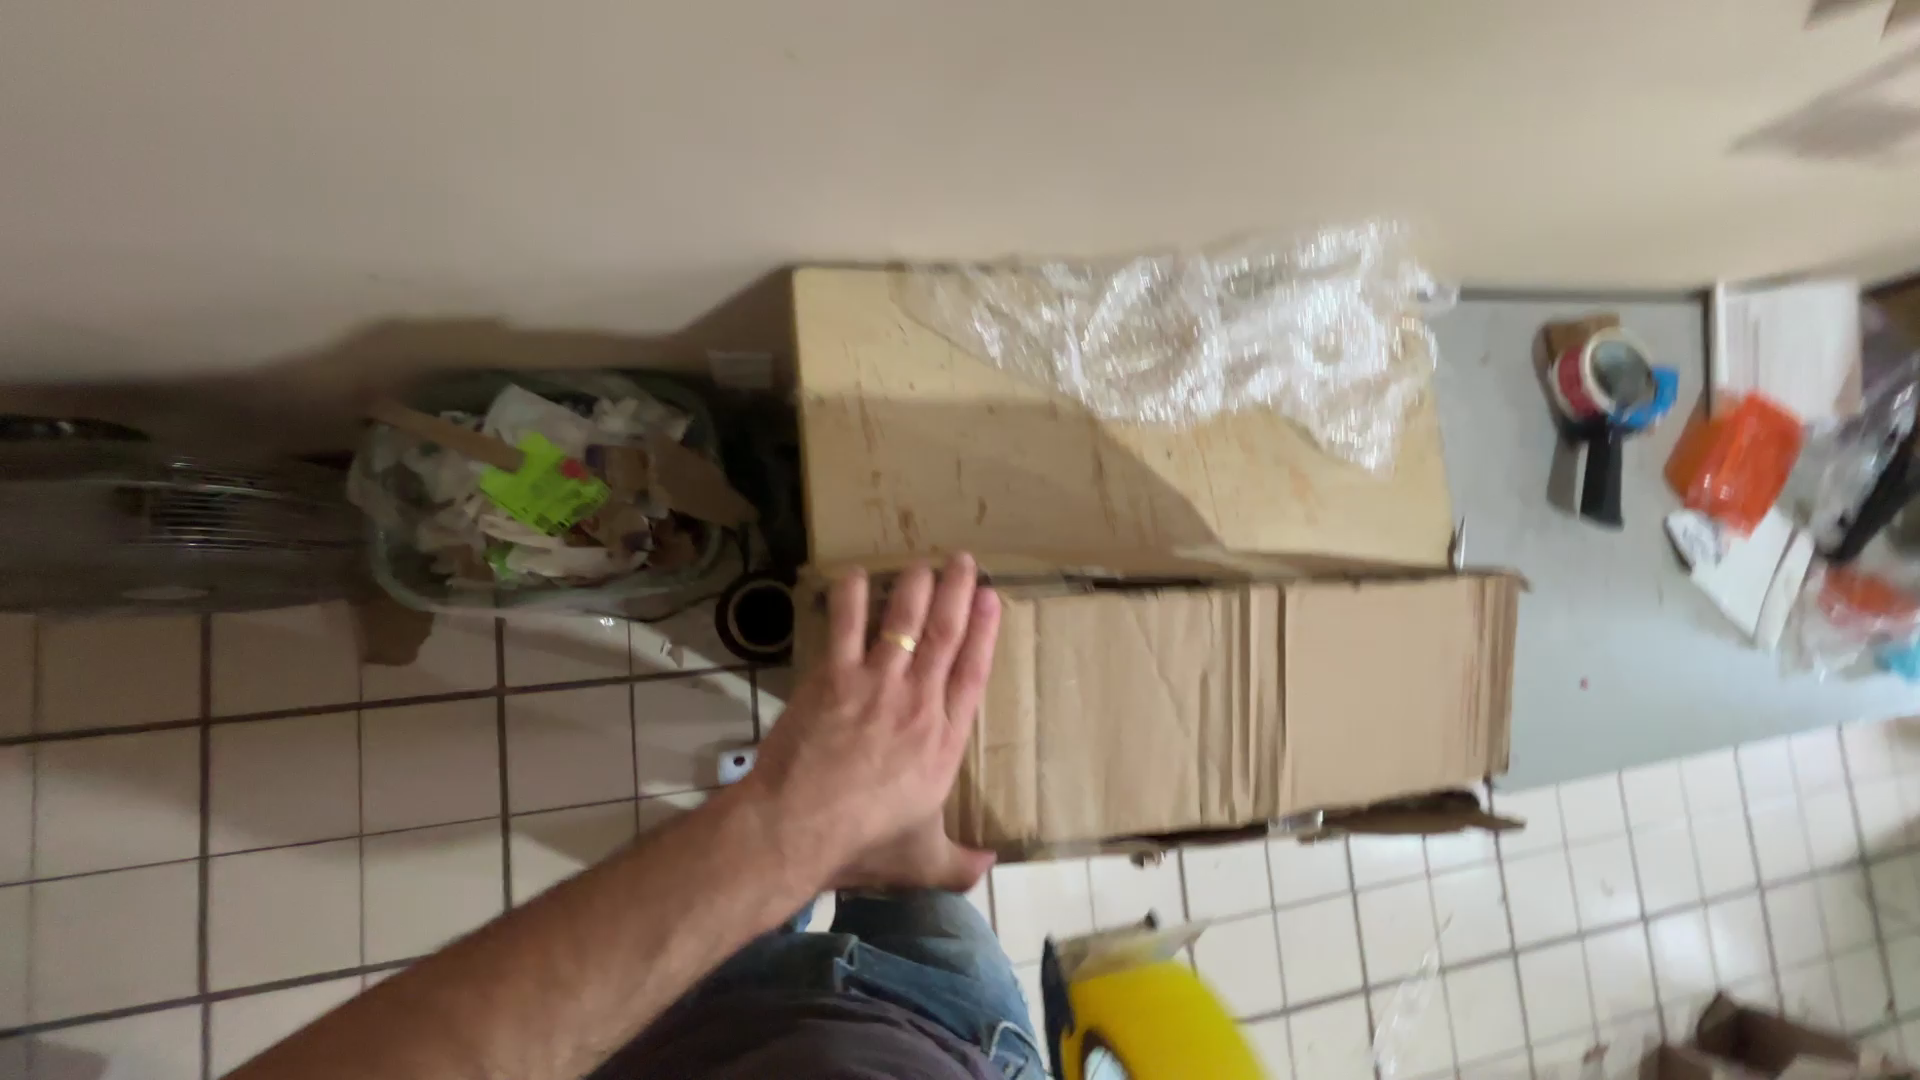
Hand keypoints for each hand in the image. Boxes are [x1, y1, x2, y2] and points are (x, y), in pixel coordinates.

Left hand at [736, 554, 1001, 892]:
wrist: (799, 827)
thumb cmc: (863, 841)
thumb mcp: (922, 859)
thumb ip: (960, 862)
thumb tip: (992, 869)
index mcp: (944, 739)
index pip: (974, 673)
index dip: (985, 632)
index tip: (992, 599)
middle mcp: (918, 702)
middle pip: (945, 635)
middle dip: (957, 593)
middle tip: (964, 561)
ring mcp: (876, 684)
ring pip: (904, 622)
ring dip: (915, 587)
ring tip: (923, 562)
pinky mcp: (834, 677)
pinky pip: (848, 626)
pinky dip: (853, 598)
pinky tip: (857, 574)